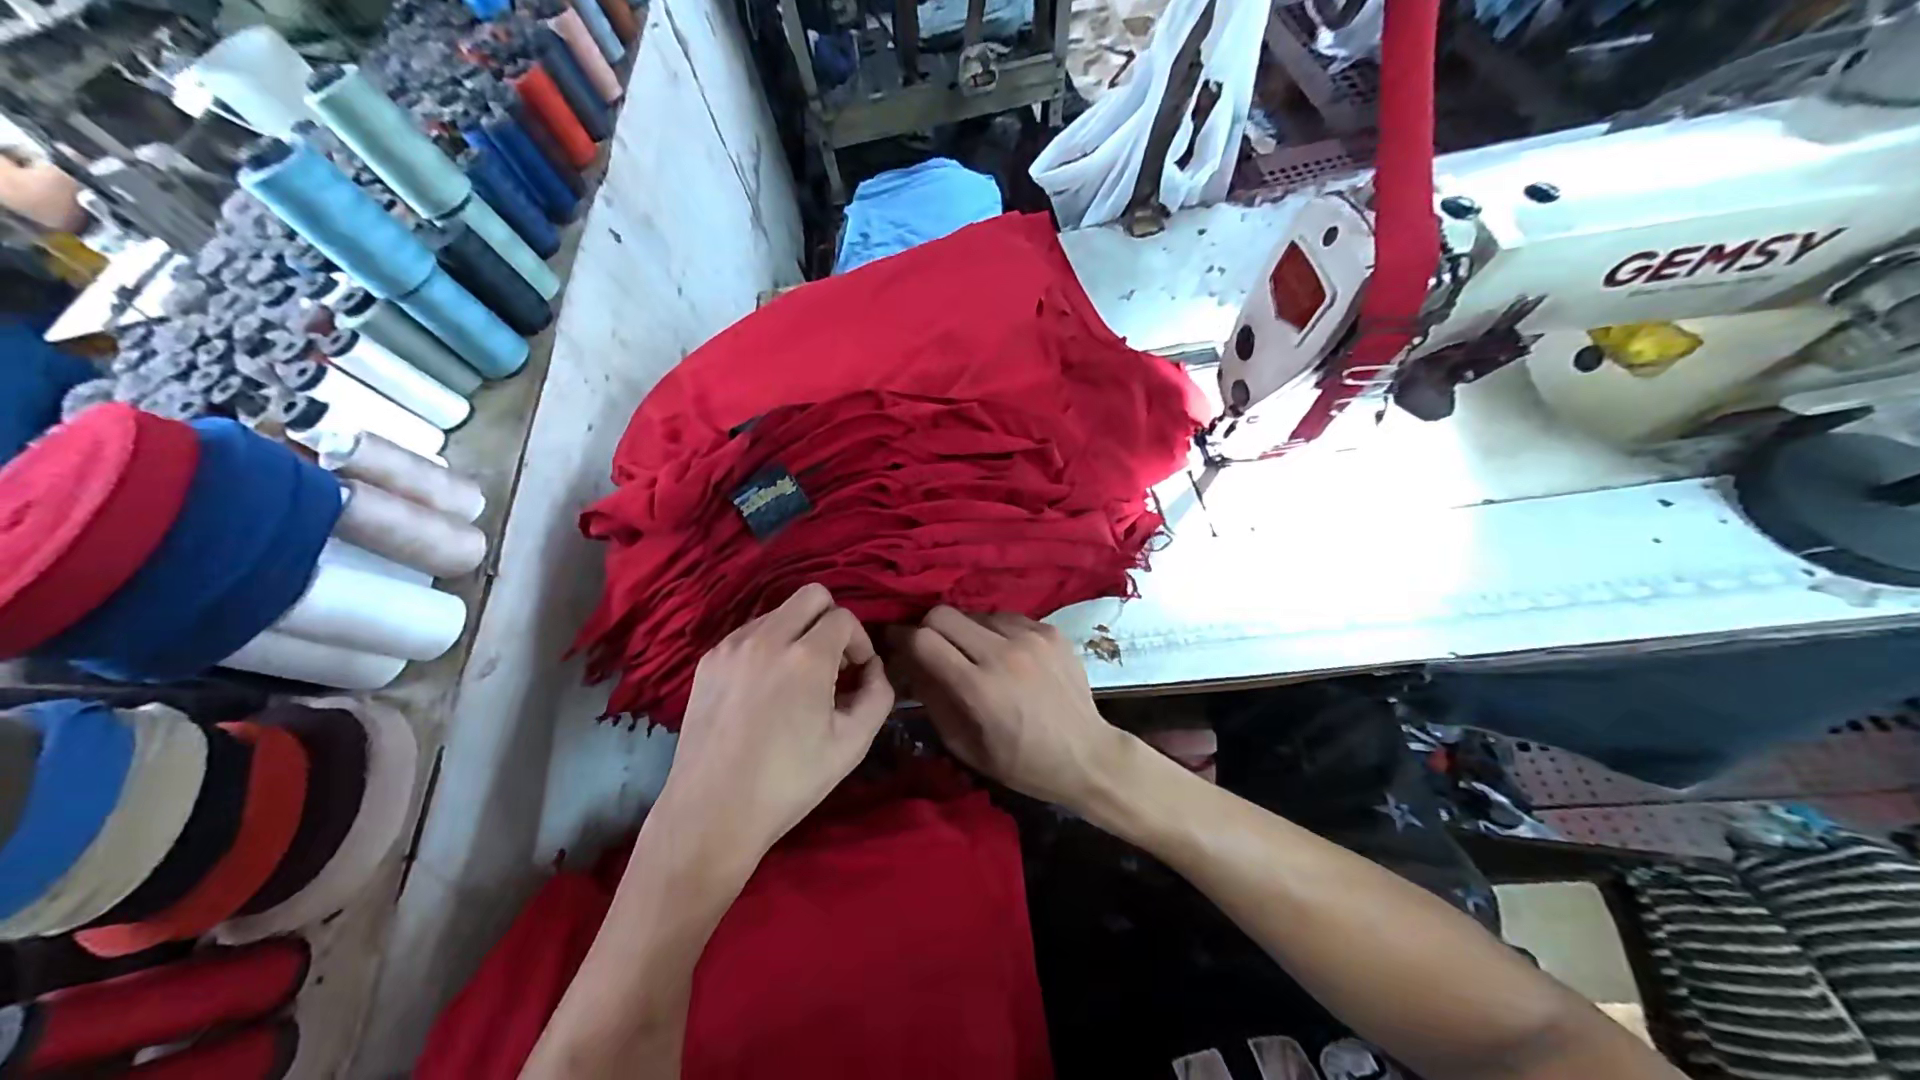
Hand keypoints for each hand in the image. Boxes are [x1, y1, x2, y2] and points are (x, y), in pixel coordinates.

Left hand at [656, 584, 895, 859]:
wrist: (713, 813)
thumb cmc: (789, 783)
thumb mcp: (853, 744)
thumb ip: (878, 694)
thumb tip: (872, 669)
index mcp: (805, 657)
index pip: (844, 617)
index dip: (860, 642)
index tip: (857, 674)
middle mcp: (766, 638)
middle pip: (811, 595)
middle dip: (831, 621)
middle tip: (832, 664)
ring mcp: (731, 647)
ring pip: (778, 612)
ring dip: (798, 633)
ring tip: (797, 680)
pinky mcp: (707, 662)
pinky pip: (750, 634)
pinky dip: (768, 647)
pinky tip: (766, 690)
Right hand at [891, 607, 1126, 809]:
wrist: (1088, 756)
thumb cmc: (1023, 763)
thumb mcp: (967, 746)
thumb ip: (933, 702)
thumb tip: (908, 666)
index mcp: (979, 687)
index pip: (923, 640)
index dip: (901, 639)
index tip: (896, 645)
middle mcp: (1004, 653)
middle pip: (942, 614)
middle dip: (927, 628)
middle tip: (932, 649)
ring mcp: (1031, 637)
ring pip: (975, 613)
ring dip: (964, 631)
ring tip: (974, 656)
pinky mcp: (1050, 631)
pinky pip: (1006, 618)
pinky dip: (996, 633)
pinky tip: (1006, 656)